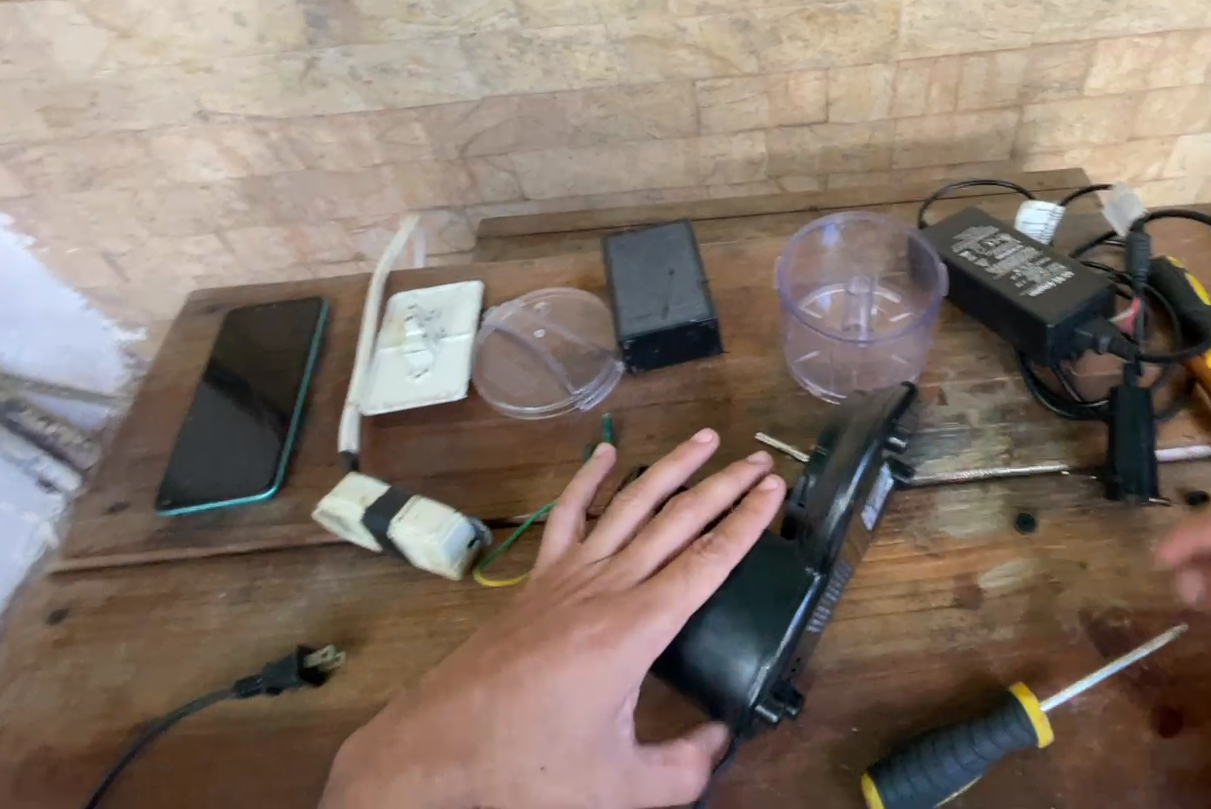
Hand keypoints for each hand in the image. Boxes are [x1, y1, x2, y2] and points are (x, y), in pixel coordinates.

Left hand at [321, 429, 784, 808]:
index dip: (747, 522)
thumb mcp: (618, 790)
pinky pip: (567, 515)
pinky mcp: (539, 576)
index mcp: (636, 629)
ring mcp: (570, 573)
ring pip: (632, 504)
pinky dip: (587, 480)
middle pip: (679, 519)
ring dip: (672, 467)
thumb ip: (684, 770)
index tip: (774, 489)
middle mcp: (609, 586)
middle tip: (759, 460)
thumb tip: (721, 740)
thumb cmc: (527, 767)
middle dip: (724, 486)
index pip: (707, 560)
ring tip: (706, 438)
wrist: (436, 749)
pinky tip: (606, 452)